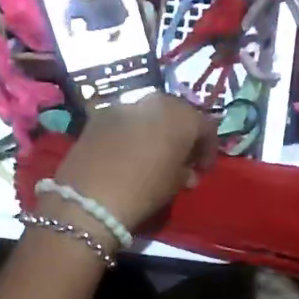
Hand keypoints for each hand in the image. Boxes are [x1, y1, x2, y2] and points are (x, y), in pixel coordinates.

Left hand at [48, 94, 214, 232]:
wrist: (91, 196)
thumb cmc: (145, 190)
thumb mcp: (175, 184)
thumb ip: (186, 171)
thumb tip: (187, 170)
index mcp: (182, 116)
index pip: (206, 126)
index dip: (208, 148)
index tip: (202, 168)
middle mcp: (156, 101)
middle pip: (177, 112)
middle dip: (182, 133)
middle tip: (181, 157)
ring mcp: (125, 104)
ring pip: (150, 113)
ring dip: (156, 130)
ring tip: (153, 155)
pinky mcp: (100, 114)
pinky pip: (126, 120)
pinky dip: (133, 132)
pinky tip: (128, 153)